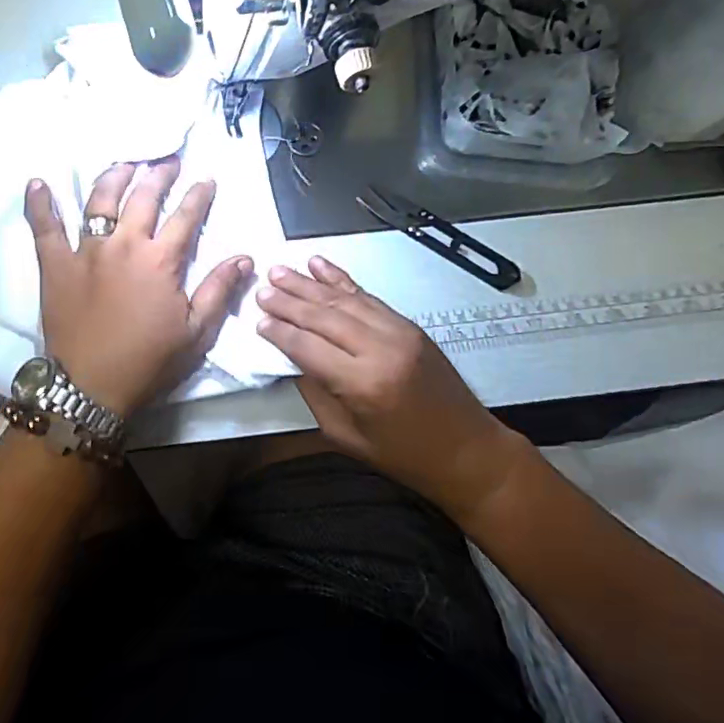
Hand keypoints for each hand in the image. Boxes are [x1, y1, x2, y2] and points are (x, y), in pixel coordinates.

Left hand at [24, 159, 252, 415]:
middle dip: (159, 175)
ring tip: (124, 164)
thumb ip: (220, 290)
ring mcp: (86, 251)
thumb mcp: (197, 331)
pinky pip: (44, 228)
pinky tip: (38, 182)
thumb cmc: (149, 361)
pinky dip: (40, 204)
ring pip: (99, 201)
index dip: (199, 194)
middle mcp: (124, 245)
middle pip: (143, 197)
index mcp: (161, 260)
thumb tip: (245, 257)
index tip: (207, 179)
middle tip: (168, 162)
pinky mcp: (55, 265)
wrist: (89, 388)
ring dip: (114, 177)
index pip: (186, 216)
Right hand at [254, 256, 533, 517]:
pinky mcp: (410, 325)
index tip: (257, 320)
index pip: (309, 347)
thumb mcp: (348, 436)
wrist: (465, 448)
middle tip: (262, 289)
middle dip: (290, 302)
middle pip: (325, 316)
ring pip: (346, 300)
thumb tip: (293, 359)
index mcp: (363, 383)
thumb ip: (317, 394)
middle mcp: (381, 348)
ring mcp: (399, 332)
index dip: (280, 332)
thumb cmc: (404, 455)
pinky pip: (370, 298)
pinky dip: (343, 281)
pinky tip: (321, 267)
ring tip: (281, 271)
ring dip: (310, 285)